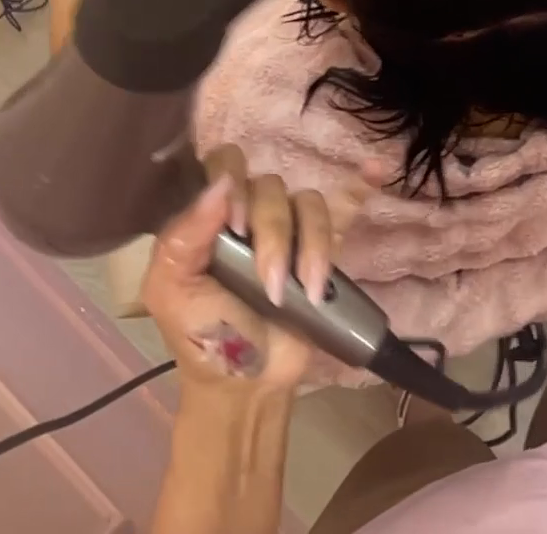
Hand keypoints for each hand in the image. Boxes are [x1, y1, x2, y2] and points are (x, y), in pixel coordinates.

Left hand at [142, 146, 337, 394]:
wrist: (248, 383)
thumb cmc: (202, 337)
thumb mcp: (171, 292)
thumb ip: (182, 237)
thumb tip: (222, 183)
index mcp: (211, 215)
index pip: (225, 164)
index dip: (236, 187)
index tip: (237, 229)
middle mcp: (251, 212)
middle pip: (272, 187)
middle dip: (274, 237)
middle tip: (270, 285)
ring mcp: (291, 227)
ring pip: (310, 203)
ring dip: (312, 246)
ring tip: (308, 291)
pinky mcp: (327, 246)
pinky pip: (346, 205)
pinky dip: (361, 186)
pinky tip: (375, 169)